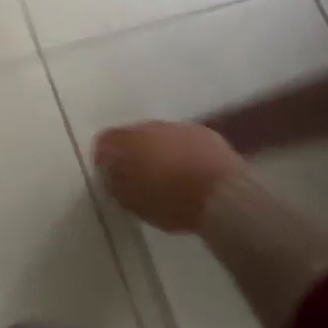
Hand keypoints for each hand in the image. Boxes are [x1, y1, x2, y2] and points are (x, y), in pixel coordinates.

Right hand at [93, 121, 245, 232]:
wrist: (223, 195)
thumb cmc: (170, 201)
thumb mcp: (133, 201)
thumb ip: (115, 183)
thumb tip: (109, 172)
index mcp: (126, 141)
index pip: (104, 142)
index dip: (104, 158)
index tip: (110, 176)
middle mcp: (149, 126)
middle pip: (134, 136)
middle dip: (135, 153)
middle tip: (140, 177)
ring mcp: (179, 127)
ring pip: (161, 137)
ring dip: (161, 152)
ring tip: (169, 176)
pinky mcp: (205, 134)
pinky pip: (186, 141)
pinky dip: (184, 153)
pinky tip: (191, 172)